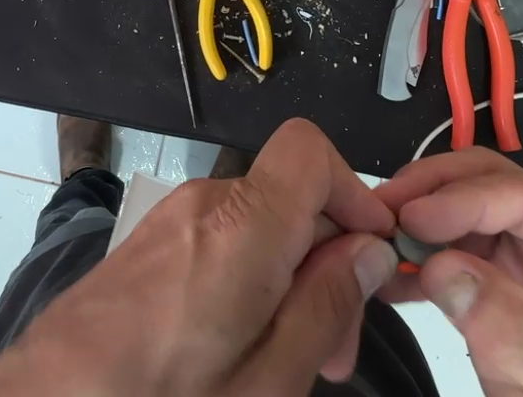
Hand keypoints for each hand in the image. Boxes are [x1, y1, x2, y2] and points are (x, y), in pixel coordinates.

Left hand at [0, 119, 398, 395]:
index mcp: (241, 224)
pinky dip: (250, 278)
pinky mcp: (151, 240)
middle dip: (328, 261)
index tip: (372, 258)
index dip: (353, 191)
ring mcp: (172, 217)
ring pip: (260, 224)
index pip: (310, 149)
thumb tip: (369, 250)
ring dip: (290, 278)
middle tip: (334, 353)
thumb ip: (325, 306)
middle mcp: (205, 202)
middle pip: (293, 197)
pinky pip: (222, 238)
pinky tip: (241, 344)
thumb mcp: (266, 381)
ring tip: (288, 361)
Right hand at [374, 148, 522, 395]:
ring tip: (373, 237)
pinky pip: (446, 250)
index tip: (410, 218)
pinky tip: (383, 275)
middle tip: (379, 210)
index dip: (463, 199)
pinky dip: (413, 259)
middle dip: (431, 191)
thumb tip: (440, 267)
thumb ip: (509, 324)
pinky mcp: (495, 277)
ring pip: (458, 207)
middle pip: (487, 182)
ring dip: (415, 219)